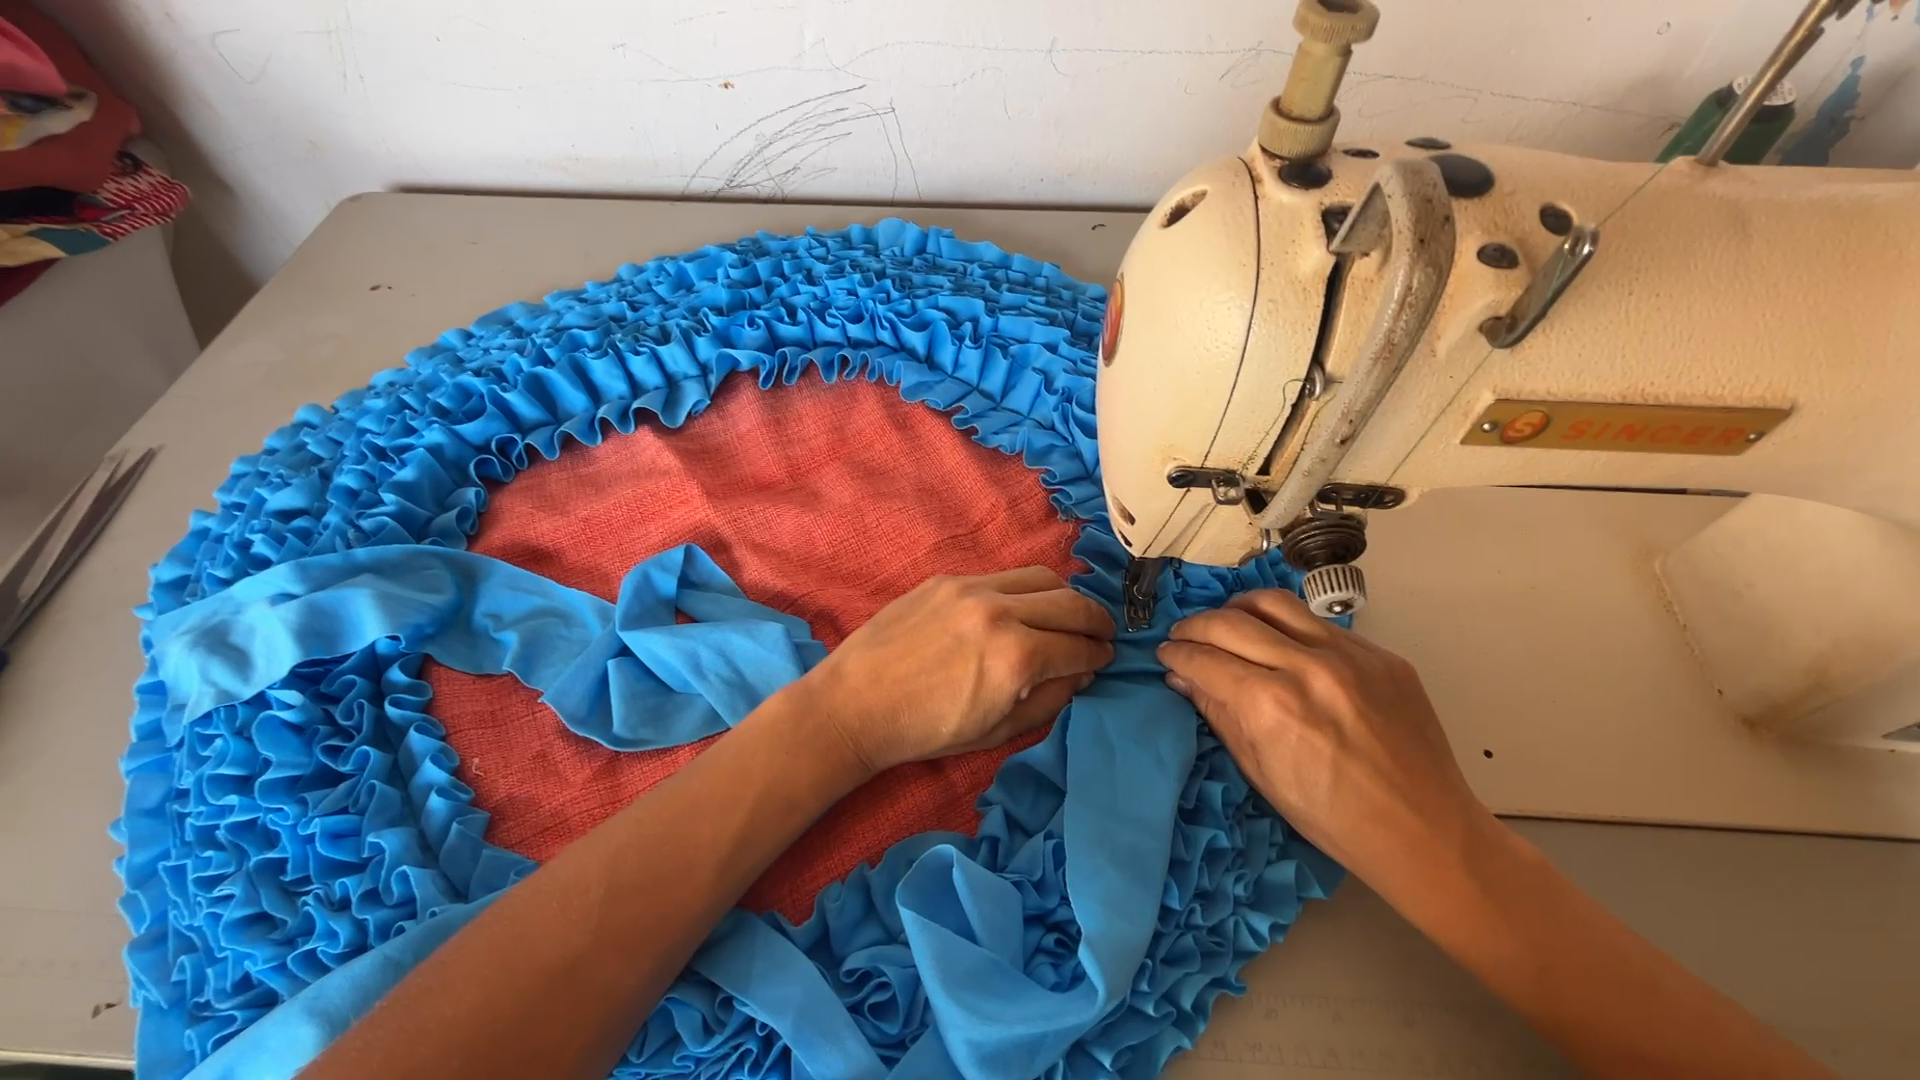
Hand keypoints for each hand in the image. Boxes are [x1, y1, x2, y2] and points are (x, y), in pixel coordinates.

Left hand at [795, 568, 1115, 774]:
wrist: (855, 704)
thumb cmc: (926, 731)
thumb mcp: (997, 731)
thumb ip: (1050, 699)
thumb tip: (1081, 673)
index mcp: (1016, 658)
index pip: (1079, 647)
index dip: (1099, 656)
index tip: (1104, 659)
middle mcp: (1000, 612)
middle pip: (1072, 604)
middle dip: (1096, 621)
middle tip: (1101, 635)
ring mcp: (971, 588)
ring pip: (1042, 578)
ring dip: (1064, 598)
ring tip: (1067, 616)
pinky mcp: (947, 579)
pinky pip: (1003, 576)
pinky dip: (1025, 591)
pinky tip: (1021, 609)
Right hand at [1157, 590, 1488, 892]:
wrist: (1423, 830)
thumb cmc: (1332, 818)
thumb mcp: (1260, 773)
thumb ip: (1219, 715)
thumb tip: (1183, 679)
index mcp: (1272, 706)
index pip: (1206, 659)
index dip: (1177, 655)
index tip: (1166, 655)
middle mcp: (1308, 667)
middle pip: (1231, 622)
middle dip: (1196, 627)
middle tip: (1183, 637)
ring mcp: (1350, 655)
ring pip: (1276, 603)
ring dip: (1238, 609)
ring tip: (1226, 623)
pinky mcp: (1381, 655)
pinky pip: (1320, 626)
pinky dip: (1289, 629)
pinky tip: (1283, 648)